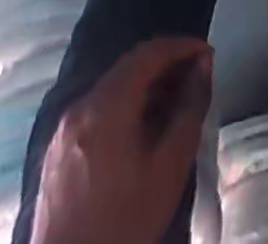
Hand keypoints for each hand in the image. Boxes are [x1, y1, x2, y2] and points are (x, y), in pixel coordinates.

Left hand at [32, 37, 213, 243]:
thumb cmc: (125, 221)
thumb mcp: (170, 164)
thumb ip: (190, 107)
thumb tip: (202, 67)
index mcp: (108, 106)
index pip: (149, 53)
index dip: (182, 46)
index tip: (208, 55)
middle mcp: (81, 106)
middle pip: (129, 64)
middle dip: (167, 62)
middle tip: (198, 76)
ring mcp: (65, 126)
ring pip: (114, 84)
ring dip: (148, 82)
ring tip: (178, 101)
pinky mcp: (59, 146)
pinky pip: (99, 106)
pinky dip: (128, 101)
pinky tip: (147, 125)